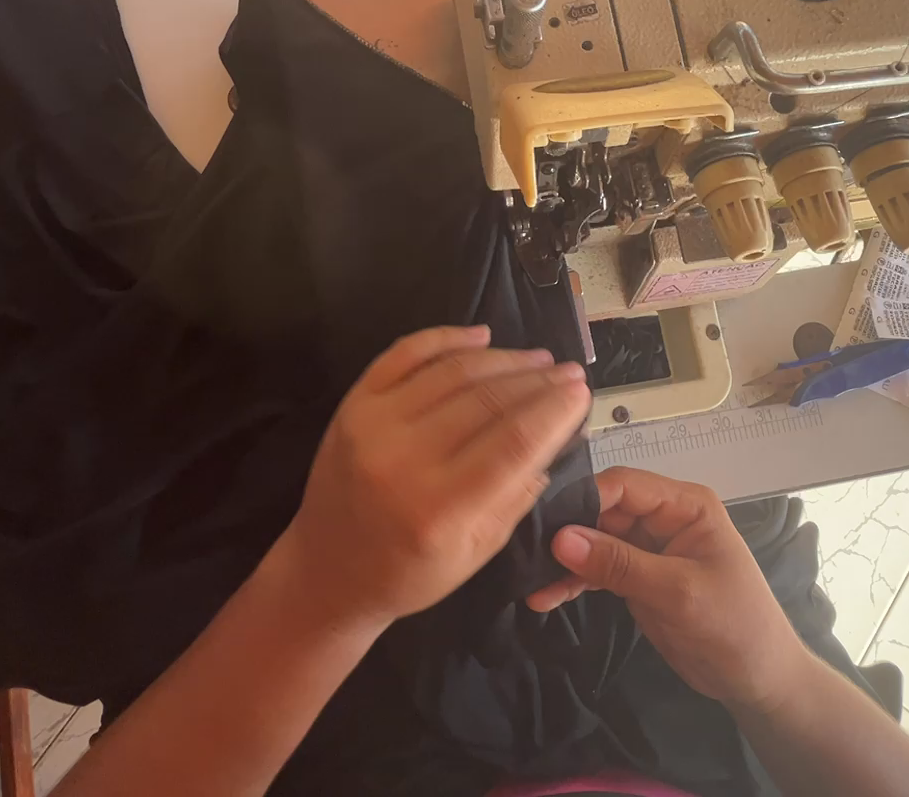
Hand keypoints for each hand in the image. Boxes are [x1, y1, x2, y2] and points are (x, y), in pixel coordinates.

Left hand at [280, 325, 591, 627]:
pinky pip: (405, 353)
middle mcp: (403, 458)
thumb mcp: (477, 552)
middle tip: (568, 372)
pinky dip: (447, 338)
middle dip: (538, 381)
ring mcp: (373, 423)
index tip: (581, 392)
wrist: (327, 571)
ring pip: (453, 371)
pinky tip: (482, 336)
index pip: (513, 441)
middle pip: (487, 400)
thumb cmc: (408, 573)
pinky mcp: (353, 403)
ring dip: (503, 358)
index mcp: (439, 508)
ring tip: (537, 357)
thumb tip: (555, 435)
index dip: (554, 410)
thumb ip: (518, 493)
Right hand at [525, 466, 806, 712]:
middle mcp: (663, 517)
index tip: (547, 523)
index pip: (624, 484)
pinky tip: (545, 597)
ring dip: (565, 561)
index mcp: (684, 504)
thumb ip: (619, 563)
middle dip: (568, 531)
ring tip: (530, 580)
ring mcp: (648, 547)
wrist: (760, 683)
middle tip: (528, 552)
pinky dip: (574, 581)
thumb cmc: (735, 626)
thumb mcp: (678, 592)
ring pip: (594, 540)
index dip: (585, 498)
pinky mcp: (636, 576)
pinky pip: (598, 569)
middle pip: (603, 509)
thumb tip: (560, 537)